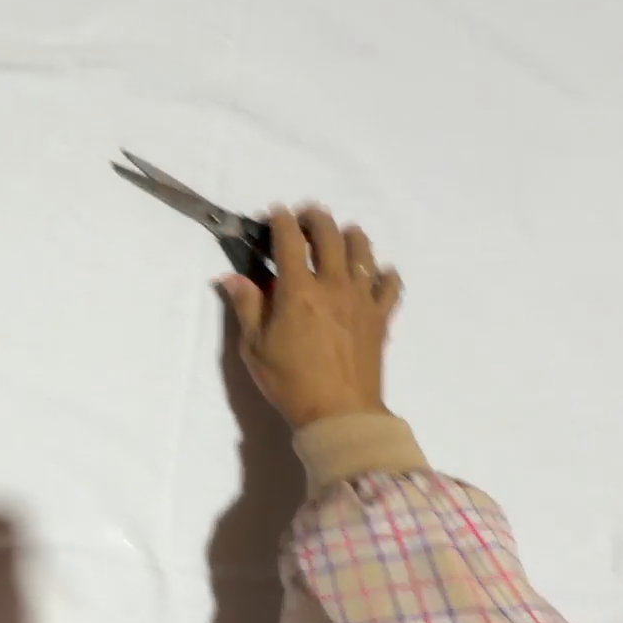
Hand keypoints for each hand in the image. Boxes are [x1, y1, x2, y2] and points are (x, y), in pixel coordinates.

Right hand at [219, 205, 401, 428]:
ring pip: (364, 253)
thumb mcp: (254, 347)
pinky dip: (384, 272)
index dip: (282, 222)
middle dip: (317, 219)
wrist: (338, 410)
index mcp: (298, 292)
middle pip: (331, 237)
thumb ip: (247, 307)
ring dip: (352, 236)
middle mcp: (334, 285)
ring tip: (344, 232)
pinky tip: (378, 272)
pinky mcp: (381, 316)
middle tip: (308, 214)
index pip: (290, 243)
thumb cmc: (288, 380)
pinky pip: (390, 284)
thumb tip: (232, 277)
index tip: (276, 212)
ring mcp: (362, 299)